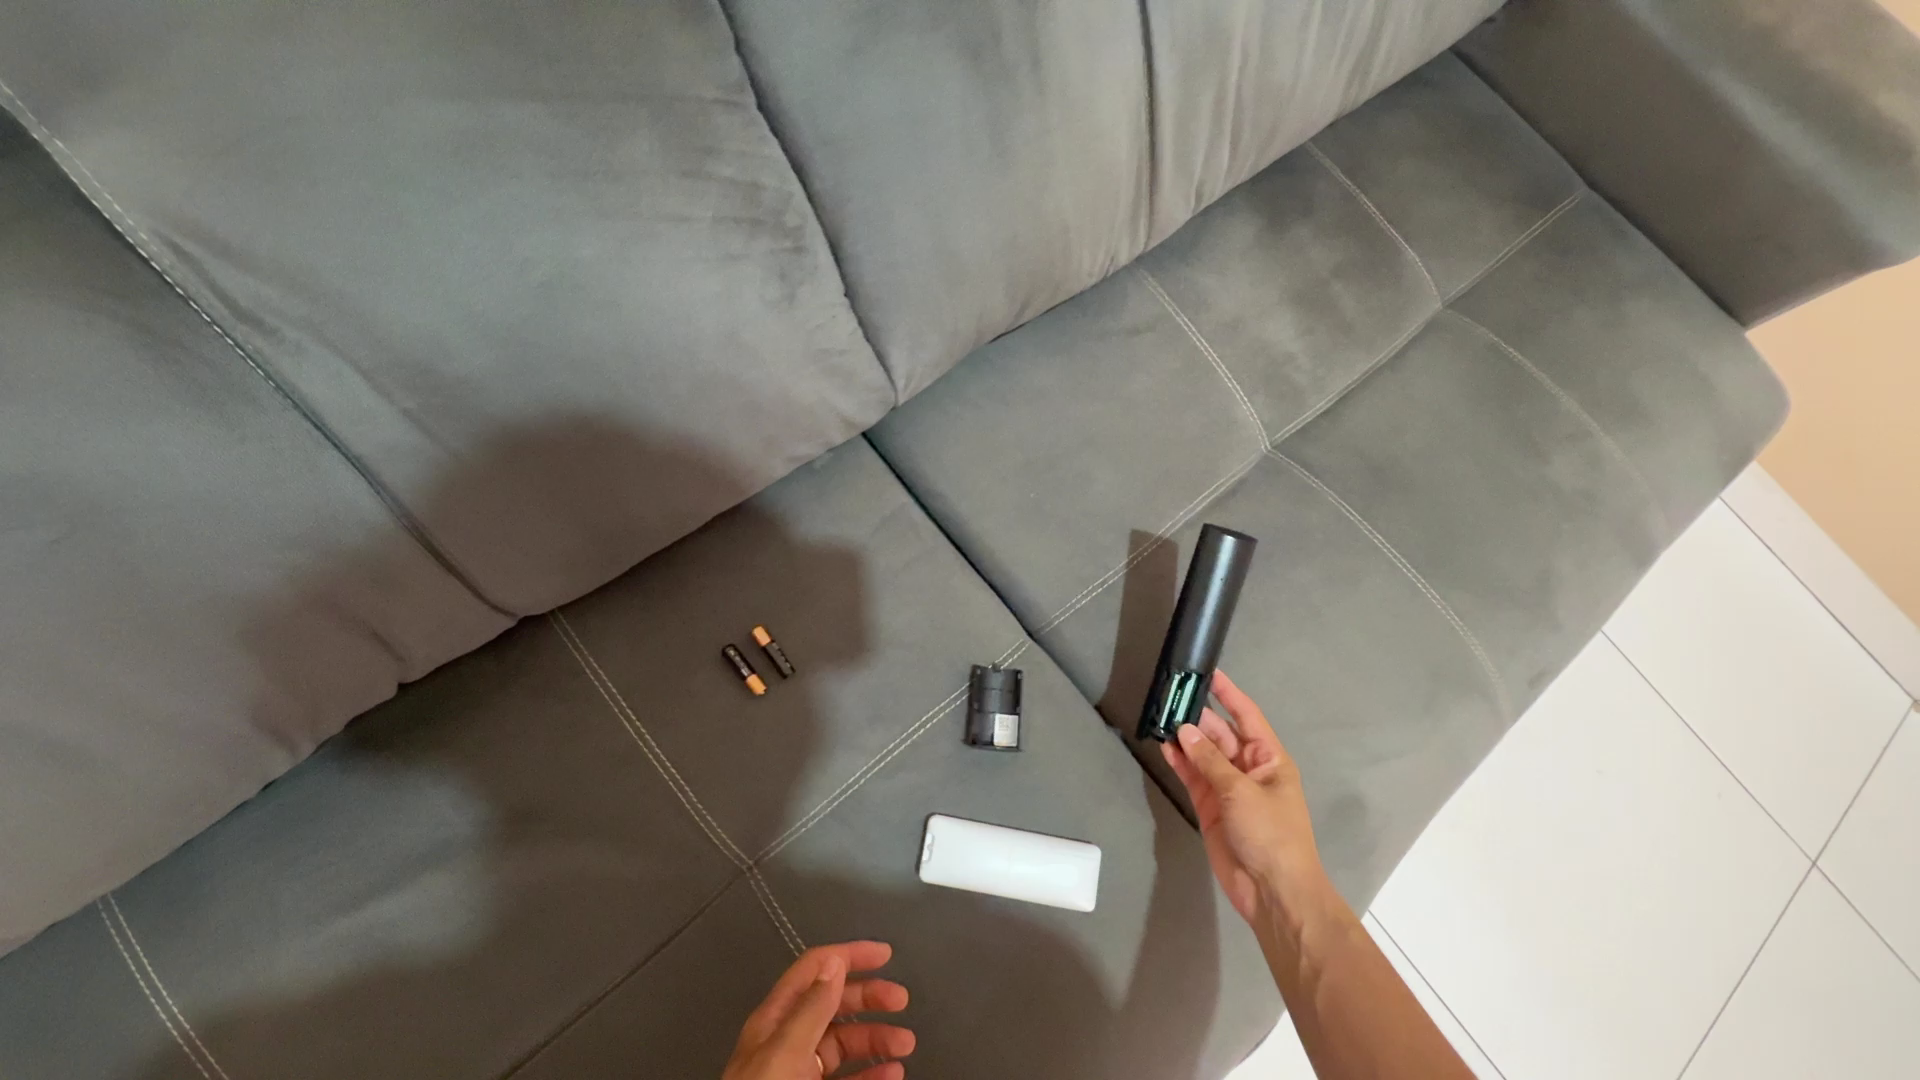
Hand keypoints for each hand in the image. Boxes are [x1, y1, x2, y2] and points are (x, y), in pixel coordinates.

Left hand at [721, 942, 914, 1079]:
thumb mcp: (783, 1054)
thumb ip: (810, 1010)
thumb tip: (835, 963)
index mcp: (776, 1020)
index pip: (814, 970)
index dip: (849, 955)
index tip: (885, 955)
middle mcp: (788, 1041)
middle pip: (833, 1003)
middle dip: (869, 996)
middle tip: (902, 1001)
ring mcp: (798, 1074)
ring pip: (843, 1043)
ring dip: (876, 1038)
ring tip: (905, 1045)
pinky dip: (871, 1074)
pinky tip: (892, 1074)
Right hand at [1160, 670, 1323, 922]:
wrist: (1273, 891)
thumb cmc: (1271, 834)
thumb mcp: (1241, 791)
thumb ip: (1210, 760)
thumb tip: (1184, 730)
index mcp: (1270, 759)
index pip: (1247, 717)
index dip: (1229, 695)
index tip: (1209, 673)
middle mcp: (1249, 769)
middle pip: (1221, 734)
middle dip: (1198, 717)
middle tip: (1170, 698)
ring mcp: (1228, 789)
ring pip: (1204, 755)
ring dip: (1185, 739)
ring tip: (1161, 718)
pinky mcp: (1211, 808)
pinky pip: (1194, 777)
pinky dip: (1180, 763)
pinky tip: (1164, 747)